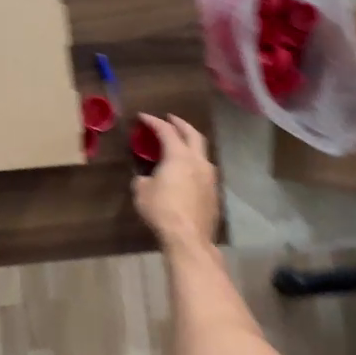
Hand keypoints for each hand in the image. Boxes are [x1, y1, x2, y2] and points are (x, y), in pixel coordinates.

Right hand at [131, 114, 218, 248]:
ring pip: (202, 152)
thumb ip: (144, 178)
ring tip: (180, 144)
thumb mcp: (141, 190)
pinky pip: (204, 169)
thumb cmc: (161, 209)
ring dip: (191, 143)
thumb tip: (148, 178)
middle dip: (180, 124)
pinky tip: (186, 170)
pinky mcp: (214, 193)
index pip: (166, 131)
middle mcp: (198, 162)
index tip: (142, 116)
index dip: (153, 121)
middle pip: (193, 134)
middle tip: (170, 118)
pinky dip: (194, 162)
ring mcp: (210, 178)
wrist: (188, 238)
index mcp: (179, 156)